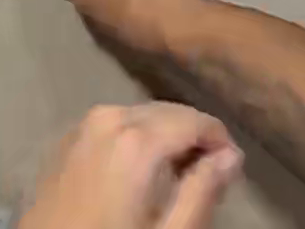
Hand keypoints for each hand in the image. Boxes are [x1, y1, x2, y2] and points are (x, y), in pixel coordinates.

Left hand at [17, 103, 243, 228]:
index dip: (219, 139)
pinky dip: (136, 137)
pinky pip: (116, 124)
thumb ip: (203, 192)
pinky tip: (141, 171)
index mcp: (138, 138)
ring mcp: (87, 122)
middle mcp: (112, 116)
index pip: (194, 120)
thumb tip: (232, 155)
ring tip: (178, 175)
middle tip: (210, 174)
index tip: (233, 166)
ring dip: (164, 136)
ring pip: (141, 116)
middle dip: (192, 137)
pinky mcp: (71, 135)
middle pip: (167, 113)